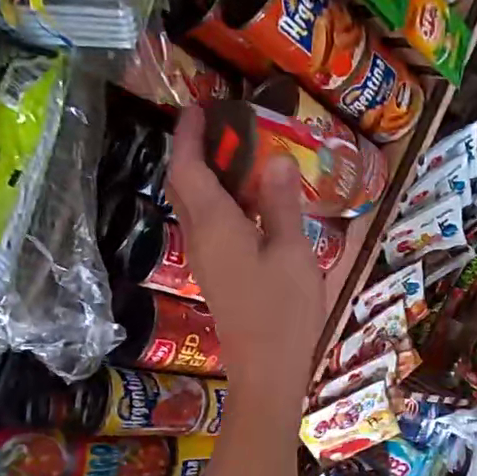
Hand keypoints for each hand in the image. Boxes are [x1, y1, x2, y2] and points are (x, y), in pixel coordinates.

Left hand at [165, 105, 322, 411]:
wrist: (266, 369)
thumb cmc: (283, 310)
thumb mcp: (293, 253)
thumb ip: (281, 205)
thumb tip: (277, 159)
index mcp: (215, 226)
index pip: (190, 168)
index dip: (191, 135)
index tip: (199, 106)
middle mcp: (200, 238)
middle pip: (183, 185)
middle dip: (193, 151)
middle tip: (220, 126)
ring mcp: (205, 259)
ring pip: (193, 206)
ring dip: (205, 176)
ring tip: (237, 156)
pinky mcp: (216, 274)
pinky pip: (207, 225)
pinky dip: (219, 201)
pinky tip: (248, 203)